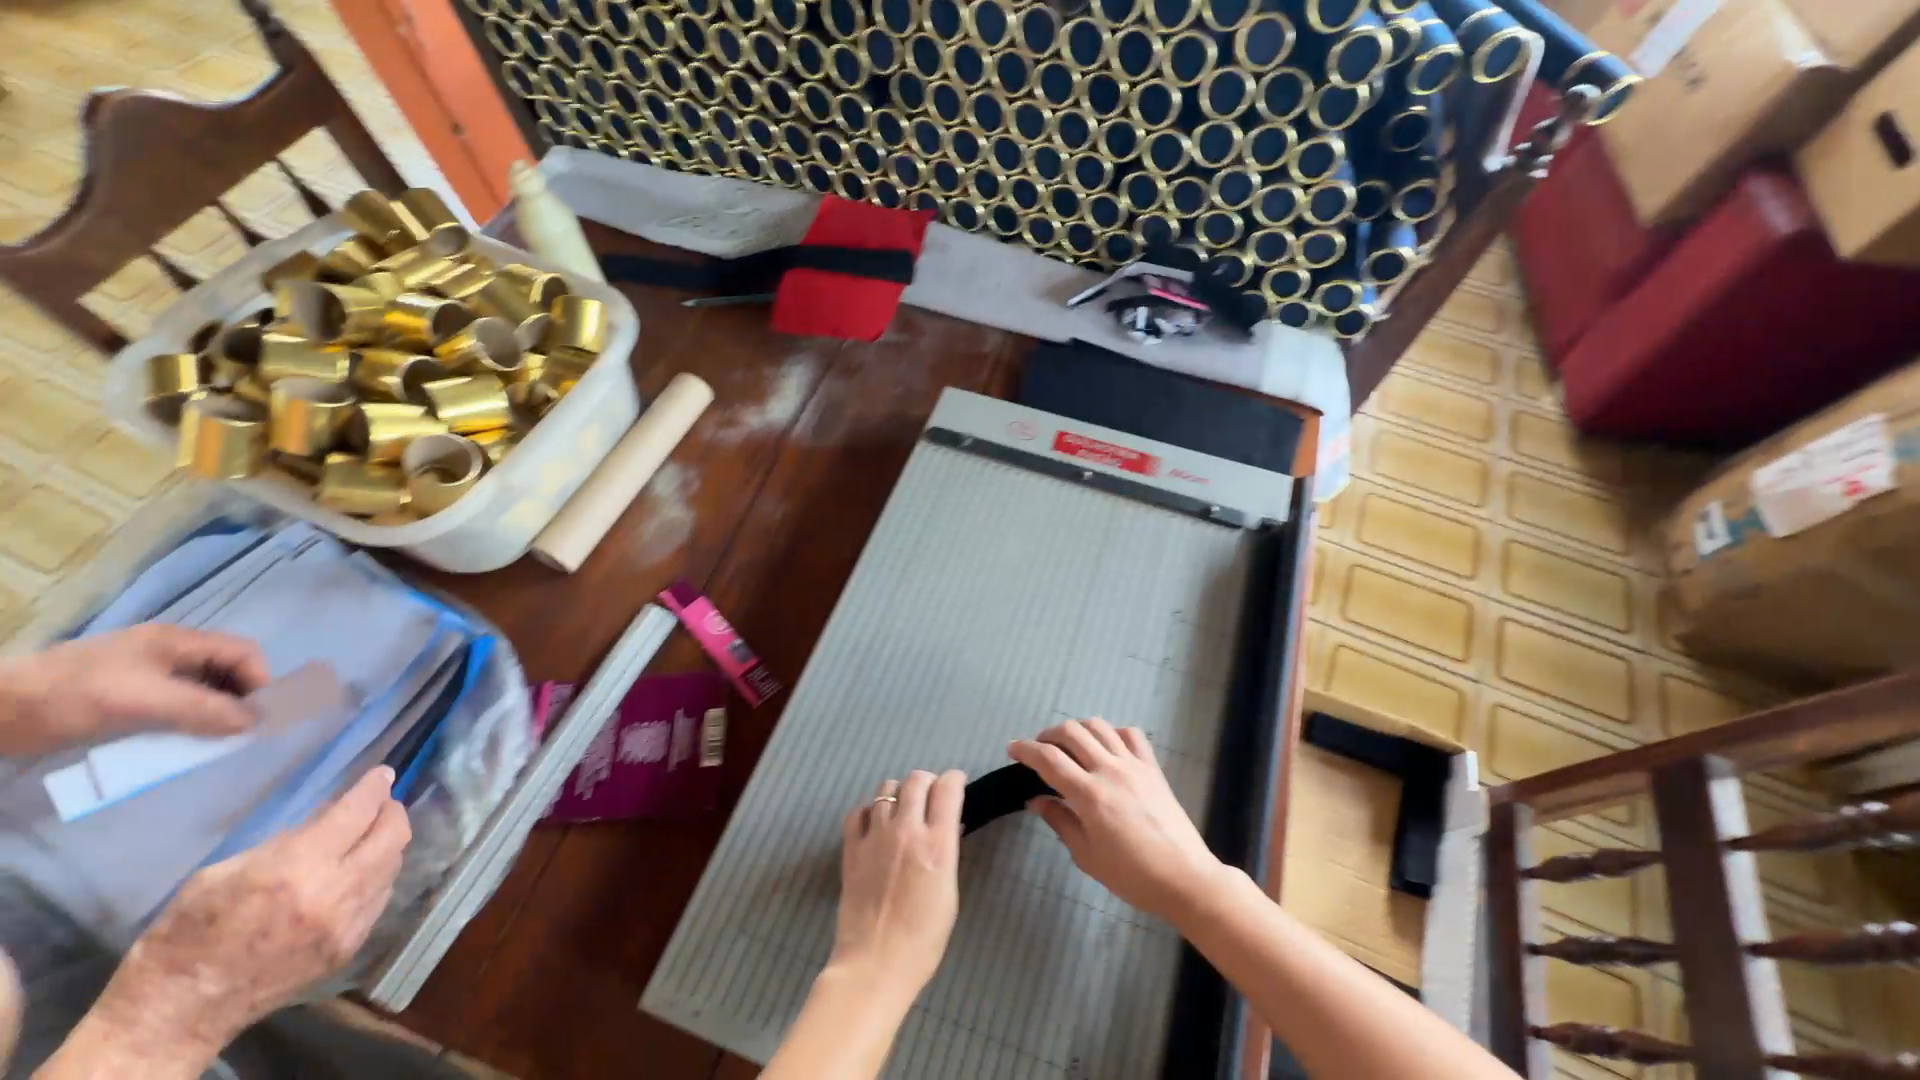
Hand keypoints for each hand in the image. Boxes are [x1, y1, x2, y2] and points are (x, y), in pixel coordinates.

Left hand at [0, 624, 268, 754]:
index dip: (259, 680)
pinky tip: (179, 742)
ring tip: (210, 742)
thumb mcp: (141, 700)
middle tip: (237, 733)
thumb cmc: (72, 696)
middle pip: (226, 670)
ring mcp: (147, 675)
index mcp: (177, 641)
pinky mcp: (128, 697)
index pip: (242, 652)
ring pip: (202, 690)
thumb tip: (255, 722)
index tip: (257, 717)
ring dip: (212, 714)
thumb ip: (202, 708)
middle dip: (238, 699)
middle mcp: (169, 653)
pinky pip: (175, 706)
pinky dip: (187, 723)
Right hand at [82, 767, 410, 1058]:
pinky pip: (380, 897)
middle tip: (381, 803)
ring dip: (387, 844)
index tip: (382, 775)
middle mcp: (335, 892)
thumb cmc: (187, 933)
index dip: (374, 788)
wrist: (179, 1010)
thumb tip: (332, 814)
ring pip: (393, 866)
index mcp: (297, 868)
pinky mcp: (351, 946)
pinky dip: (377, 876)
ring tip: (371, 835)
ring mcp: (348, 923)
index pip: (357, 812)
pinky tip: (361, 871)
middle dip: (391, 811)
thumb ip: (289, 840)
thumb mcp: (227, 870)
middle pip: (393, 836)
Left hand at [829, 769, 965, 1001]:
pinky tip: (875, 826)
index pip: (948, 788)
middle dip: (928, 782)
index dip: (955, 780)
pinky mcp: (850, 848)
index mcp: (936, 844)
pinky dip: (870, 811)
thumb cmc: (923, 940)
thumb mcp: (949, 895)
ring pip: (886, 788)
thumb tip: (947, 829)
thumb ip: (946, 854)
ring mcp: (874, 837)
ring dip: (899, 793)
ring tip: (903, 810)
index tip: (957, 785)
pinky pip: (859, 811)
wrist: (875, 964)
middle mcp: (905, 831)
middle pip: (916, 780)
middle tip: (931, 797)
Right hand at [1010, 718, 1225, 921]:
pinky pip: (1131, 735)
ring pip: (1100, 726)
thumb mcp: (1087, 856)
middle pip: (1072, 732)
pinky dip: (1113, 732)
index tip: (1012, 749)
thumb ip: (1060, 822)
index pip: (1049, 759)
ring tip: (1068, 744)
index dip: (1025, 750)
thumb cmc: (1132, 876)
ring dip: (1077, 729)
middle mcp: (1110, 770)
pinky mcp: (1153, 768)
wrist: (1185, 879)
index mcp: (1089, 795)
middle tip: (1038, 749)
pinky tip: (1106, 746)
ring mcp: (1135, 766)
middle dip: (1048, 735)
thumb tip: (1036, 801)